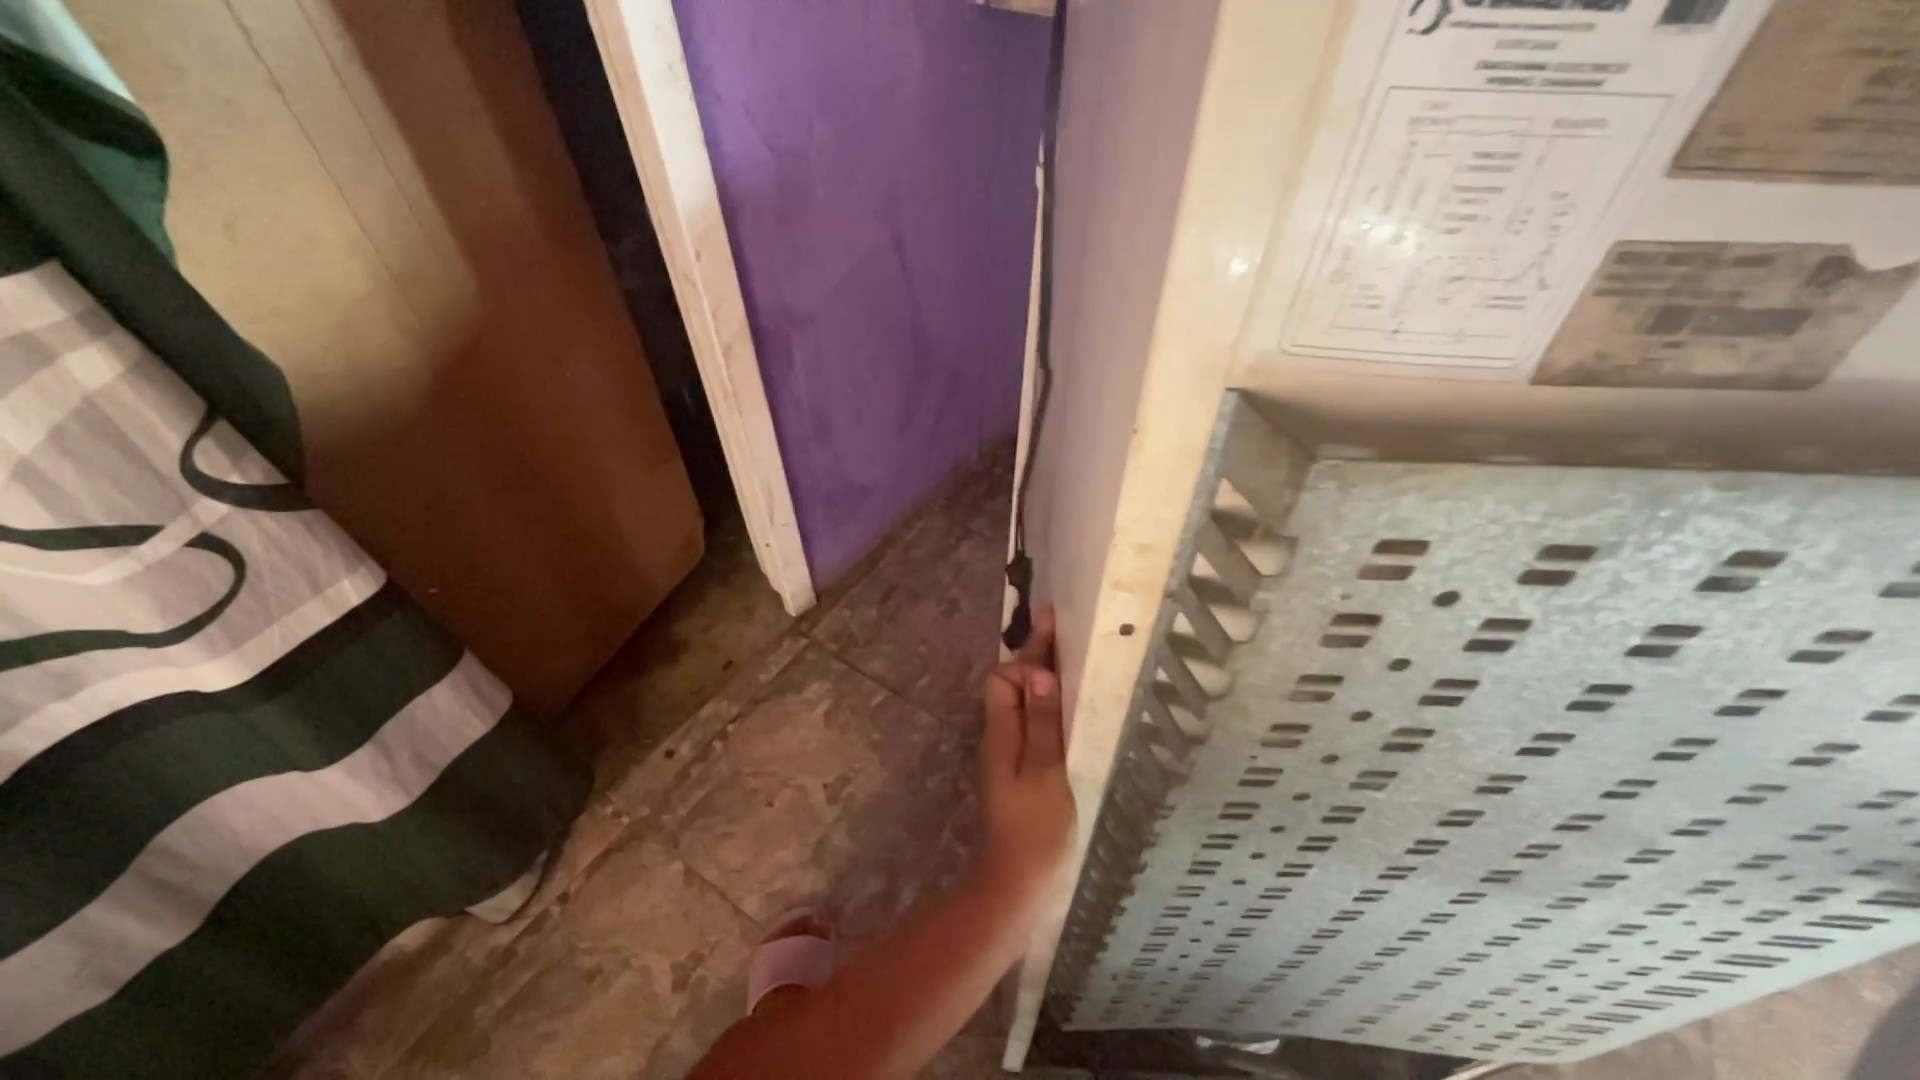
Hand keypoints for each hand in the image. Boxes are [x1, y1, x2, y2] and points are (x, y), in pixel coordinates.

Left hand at [978, 606, 1076, 905]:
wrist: (1020, 882)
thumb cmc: (1036, 828)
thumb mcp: (1045, 771)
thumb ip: (1043, 723)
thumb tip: (1040, 673)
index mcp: (1001, 733)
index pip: (1004, 677)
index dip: (1027, 655)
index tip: (1054, 627)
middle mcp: (1000, 738)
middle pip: (1013, 686)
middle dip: (1036, 656)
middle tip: (1062, 625)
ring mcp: (1010, 756)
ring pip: (1024, 704)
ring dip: (1044, 680)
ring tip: (1073, 657)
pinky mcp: (1023, 772)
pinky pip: (1033, 725)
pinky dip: (1049, 708)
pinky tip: (1071, 709)